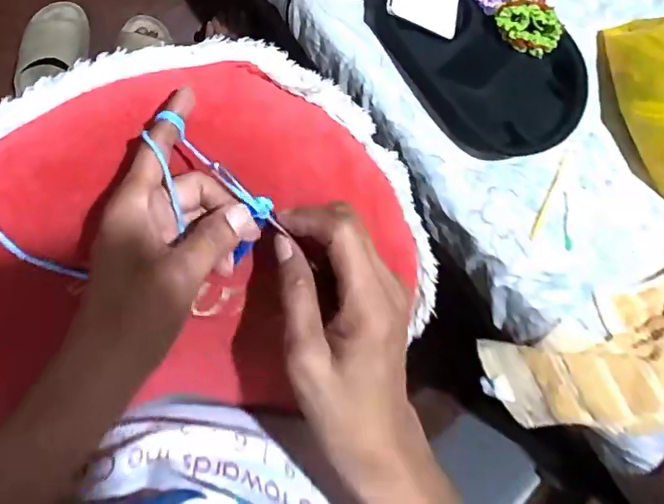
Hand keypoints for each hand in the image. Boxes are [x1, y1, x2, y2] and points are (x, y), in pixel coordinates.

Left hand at [70, 87, 261, 376]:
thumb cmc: (135, 316)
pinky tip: (223, 266)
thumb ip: (213, 237)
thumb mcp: (180, 274)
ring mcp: (143, 235)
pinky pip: (183, 236)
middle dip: (219, 199)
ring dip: (217, 226)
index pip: (154, 148)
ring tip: (239, 256)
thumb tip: (242, 212)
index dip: (172, 119)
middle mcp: (138, 211)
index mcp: (134, 203)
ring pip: (189, 213)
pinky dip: (206, 244)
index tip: (188, 90)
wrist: (102, 368)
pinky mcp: (150, 258)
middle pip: (185, 186)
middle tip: (252, 231)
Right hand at [276, 205, 456, 503]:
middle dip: (310, 218)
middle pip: (351, 222)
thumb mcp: (304, 356)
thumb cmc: (338, 408)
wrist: (381, 446)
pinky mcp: (386, 295)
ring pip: (354, 233)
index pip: (343, 229)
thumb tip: (282, 240)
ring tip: (284, 246)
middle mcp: (389, 283)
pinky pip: (356, 252)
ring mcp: (392, 288)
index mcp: (371, 299)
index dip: (306, 217)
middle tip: (275, 233)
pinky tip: (305, 265)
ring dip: (318, 230)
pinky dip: (328, 246)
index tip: (272, 224)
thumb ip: (295, 293)